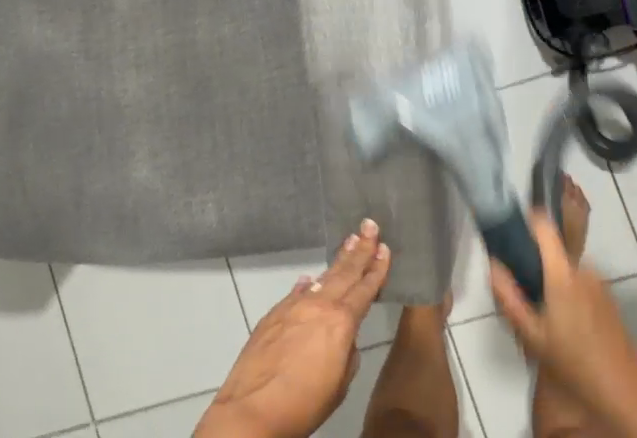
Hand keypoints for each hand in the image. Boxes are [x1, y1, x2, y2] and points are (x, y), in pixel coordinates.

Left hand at [196, 220, 390, 437]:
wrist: (252, 410)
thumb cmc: (304, 403)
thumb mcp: (339, 384)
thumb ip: (347, 352)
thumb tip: (343, 335)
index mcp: (341, 322)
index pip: (365, 289)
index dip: (377, 268)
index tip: (384, 248)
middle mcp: (318, 306)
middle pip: (344, 272)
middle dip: (360, 249)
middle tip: (370, 225)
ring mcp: (293, 308)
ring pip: (321, 279)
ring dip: (337, 261)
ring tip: (349, 242)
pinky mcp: (272, 316)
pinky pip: (296, 294)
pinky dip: (307, 285)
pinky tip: (309, 280)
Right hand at [490, 213, 636, 437]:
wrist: (623, 390)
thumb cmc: (572, 361)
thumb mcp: (530, 335)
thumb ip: (508, 296)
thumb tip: (492, 264)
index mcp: (562, 273)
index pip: (544, 226)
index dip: (526, 222)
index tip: (510, 234)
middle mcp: (584, 269)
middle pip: (553, 252)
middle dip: (536, 266)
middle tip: (522, 294)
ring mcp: (600, 283)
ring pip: (567, 270)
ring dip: (553, 282)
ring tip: (543, 317)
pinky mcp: (609, 298)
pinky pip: (582, 284)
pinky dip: (569, 294)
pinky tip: (566, 326)